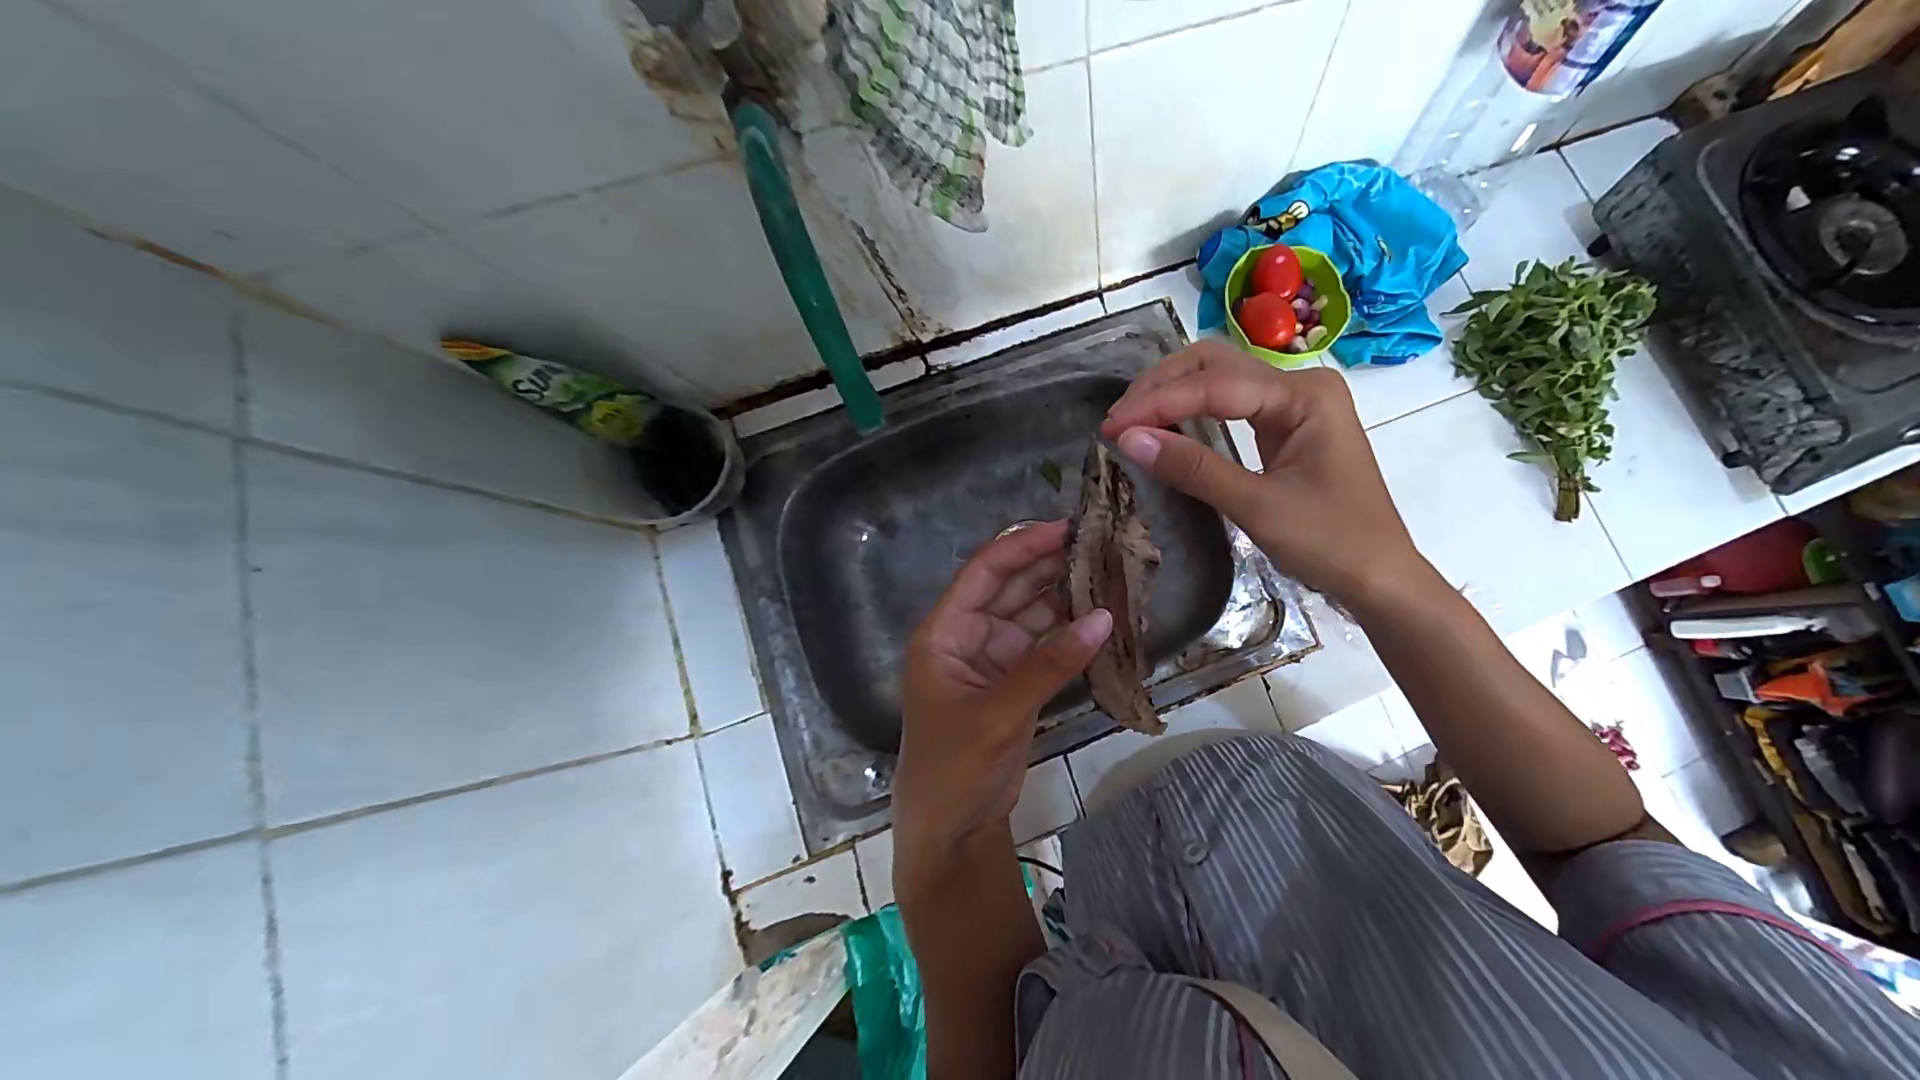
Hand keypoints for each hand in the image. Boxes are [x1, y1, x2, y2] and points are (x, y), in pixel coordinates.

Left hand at [893, 520, 1111, 897]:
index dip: (1022, 547)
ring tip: (1109, 576)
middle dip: (1050, 567)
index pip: (983, 573)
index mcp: (943, 633)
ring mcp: (991, 661)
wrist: (950, 829)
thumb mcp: (998, 714)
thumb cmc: (954, 768)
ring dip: (1065, 599)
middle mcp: (966, 638)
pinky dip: (1069, 636)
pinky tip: (1101, 621)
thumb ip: (1048, 666)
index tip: (1066, 528)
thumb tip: (1103, 616)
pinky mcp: (1013, 684)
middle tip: (1100, 547)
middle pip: (1010, 588)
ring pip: (1031, 617)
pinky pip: (1043, 648)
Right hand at [1099, 342, 1428, 607]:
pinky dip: (1191, 410)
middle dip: (1161, 386)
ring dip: (1172, 393)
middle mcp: (1300, 385)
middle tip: (1118, 421)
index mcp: (1304, 395)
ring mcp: (1294, 404)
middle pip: (1215, 363)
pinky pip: (1229, 404)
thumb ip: (1193, 468)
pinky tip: (1164, 426)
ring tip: (1130, 421)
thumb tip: (1128, 439)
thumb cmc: (1331, 543)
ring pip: (1219, 378)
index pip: (1214, 385)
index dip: (1158, 403)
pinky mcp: (1285, 426)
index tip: (1112, 427)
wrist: (1381, 578)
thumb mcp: (1256, 506)